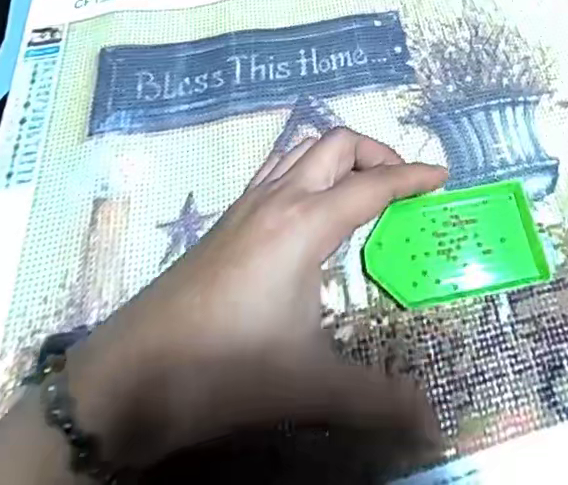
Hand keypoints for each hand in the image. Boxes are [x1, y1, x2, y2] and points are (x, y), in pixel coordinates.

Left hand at [65, 128, 447, 466]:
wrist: (124, 380)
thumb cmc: (222, 370)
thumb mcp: (307, 385)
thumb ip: (376, 400)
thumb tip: (432, 423)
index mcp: (306, 224)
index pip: (374, 184)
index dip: (413, 175)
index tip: (443, 175)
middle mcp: (280, 199)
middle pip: (339, 144)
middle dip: (379, 153)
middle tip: (402, 186)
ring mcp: (247, 203)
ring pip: (304, 147)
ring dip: (340, 155)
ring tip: (361, 188)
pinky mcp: (226, 218)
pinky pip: (277, 167)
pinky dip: (307, 166)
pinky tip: (309, 205)